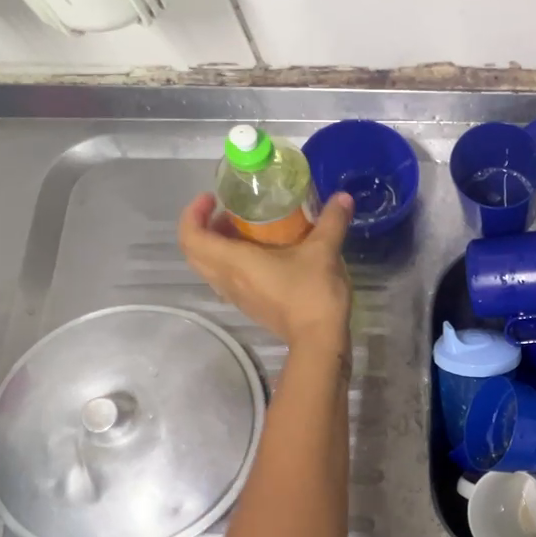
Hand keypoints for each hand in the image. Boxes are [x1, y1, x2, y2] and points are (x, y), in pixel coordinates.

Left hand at [177, 192, 352, 346]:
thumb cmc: (312, 293)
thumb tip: (343, 196)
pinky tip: (260, 256)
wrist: (319, 339)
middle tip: (227, 213)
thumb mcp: (324, 251)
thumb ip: (332, 220)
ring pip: (208, 267)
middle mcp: (226, 279)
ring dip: (217, 246)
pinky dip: (230, 262)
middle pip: (194, 252)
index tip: (212, 199)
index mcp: (234, 262)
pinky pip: (225, 279)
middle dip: (204, 227)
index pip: (191, 236)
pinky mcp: (249, 306)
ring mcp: (236, 296)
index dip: (193, 213)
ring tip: (243, 231)